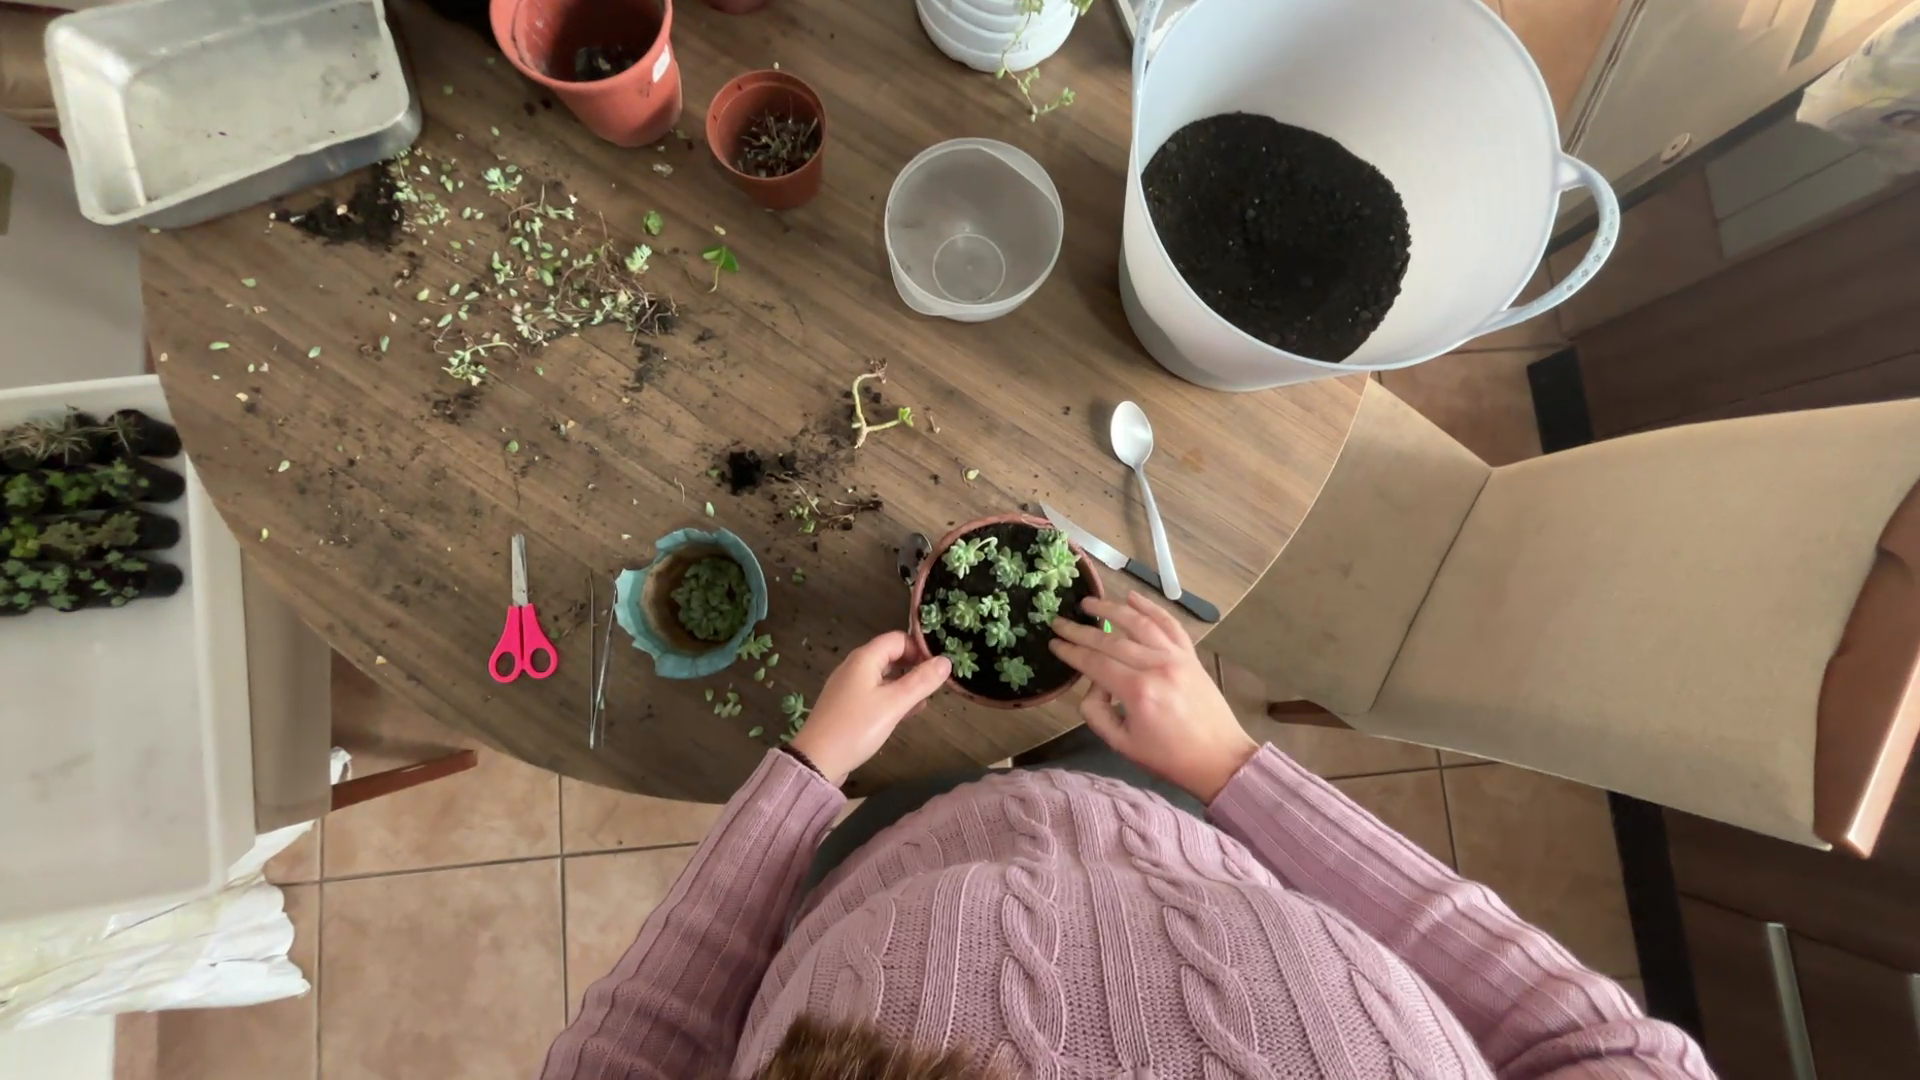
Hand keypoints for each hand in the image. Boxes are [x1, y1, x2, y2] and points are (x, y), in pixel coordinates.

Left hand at [789, 631, 951, 785]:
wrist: (816, 761)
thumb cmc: (856, 727)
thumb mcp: (893, 704)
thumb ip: (921, 681)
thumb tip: (946, 661)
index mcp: (864, 659)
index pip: (898, 639)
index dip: (920, 648)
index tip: (938, 667)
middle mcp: (855, 667)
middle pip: (890, 655)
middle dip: (914, 666)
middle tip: (935, 683)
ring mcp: (849, 686)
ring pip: (884, 676)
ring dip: (905, 683)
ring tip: (926, 699)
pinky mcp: (847, 705)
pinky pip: (875, 692)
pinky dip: (892, 697)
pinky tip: (907, 712)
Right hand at [1048, 592, 1257, 802]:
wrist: (1220, 759)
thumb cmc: (1169, 757)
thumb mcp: (1122, 744)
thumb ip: (1096, 713)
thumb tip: (1092, 685)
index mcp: (1138, 692)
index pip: (1095, 663)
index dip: (1071, 651)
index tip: (1053, 642)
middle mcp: (1156, 666)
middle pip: (1111, 640)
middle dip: (1081, 630)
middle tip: (1059, 621)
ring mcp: (1176, 657)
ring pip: (1139, 623)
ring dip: (1112, 608)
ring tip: (1089, 602)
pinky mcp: (1190, 656)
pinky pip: (1169, 624)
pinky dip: (1151, 608)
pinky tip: (1133, 597)